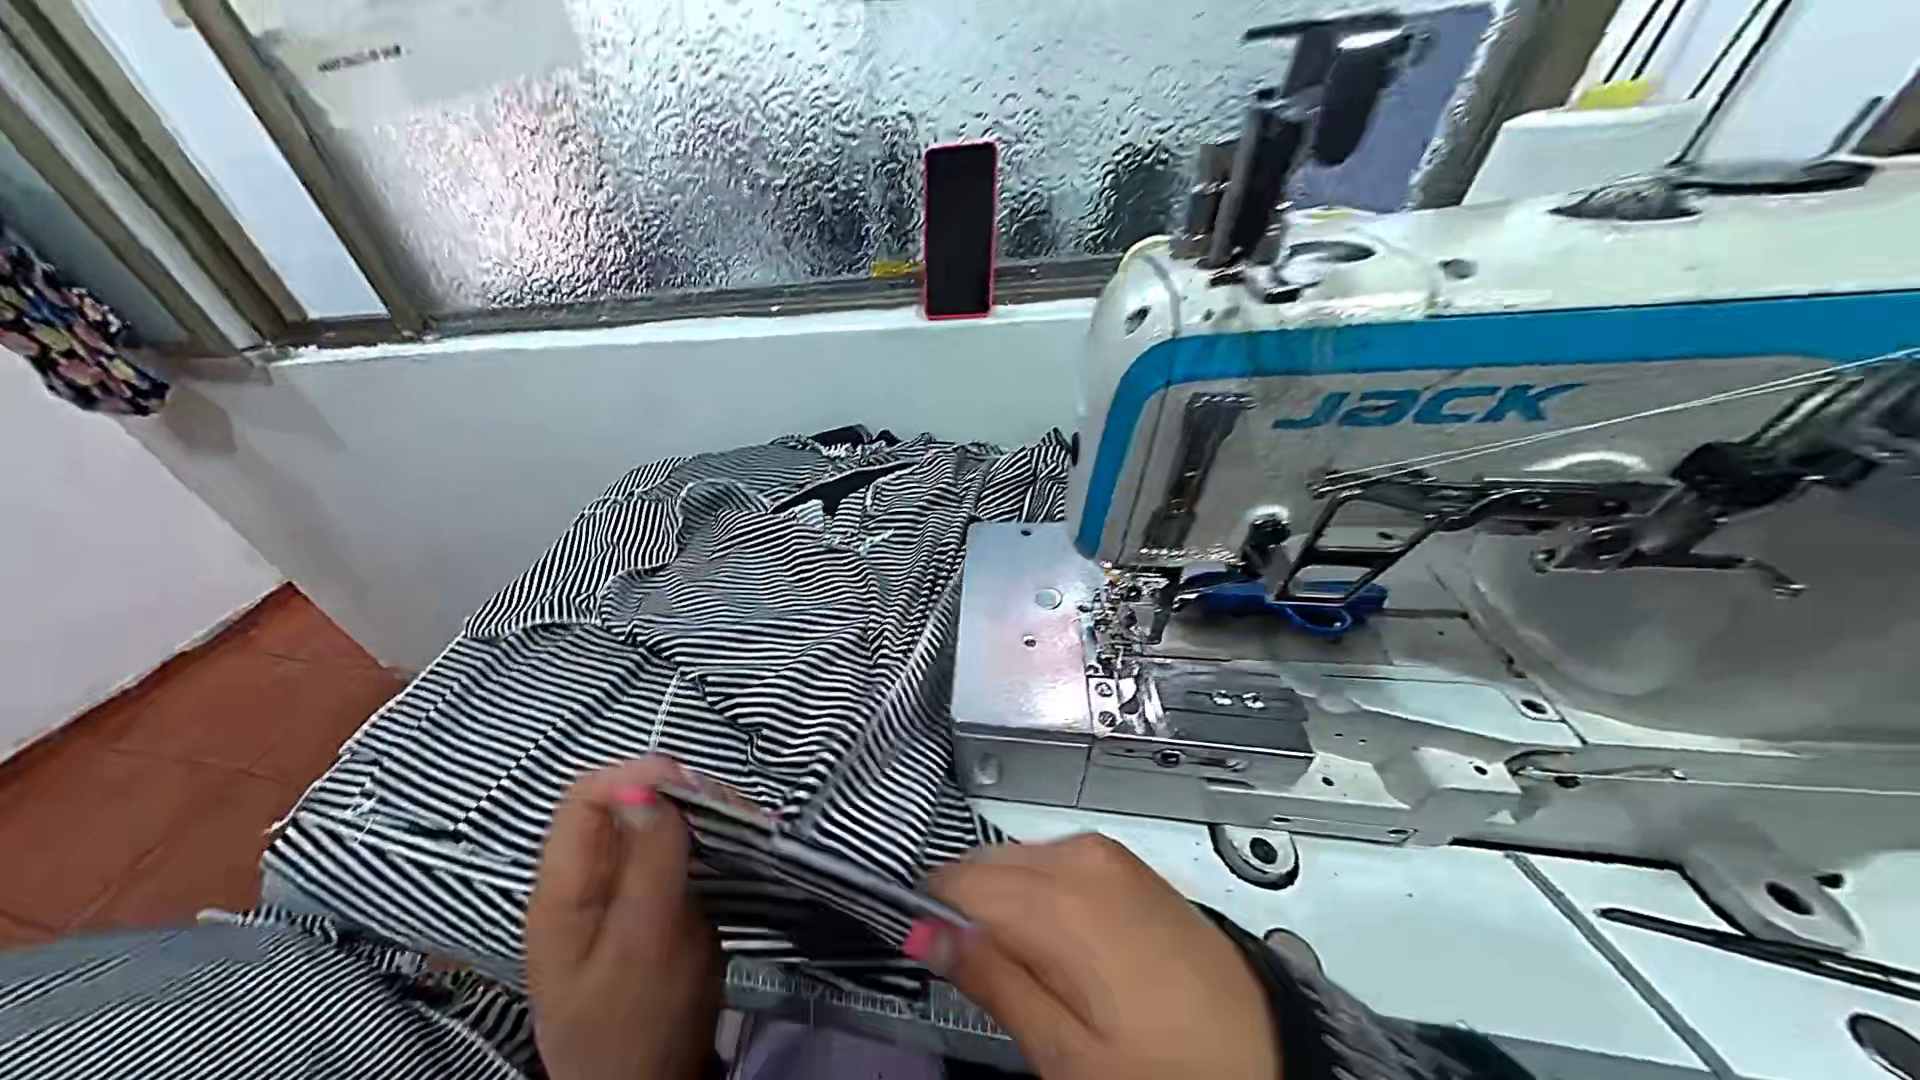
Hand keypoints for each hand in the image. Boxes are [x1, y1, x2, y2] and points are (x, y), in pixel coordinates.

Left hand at [527, 757, 722, 1079]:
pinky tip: (745, 837)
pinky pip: (686, 845)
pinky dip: (716, 832)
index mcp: (566, 888)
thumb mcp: (641, 945)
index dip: (632, 777)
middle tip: (729, 808)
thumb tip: (650, 784)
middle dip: (680, 791)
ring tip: (746, 822)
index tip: (689, 782)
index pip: (584, 800)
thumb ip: (647, 862)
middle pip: (628, 802)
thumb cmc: (635, 1026)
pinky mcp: (664, 896)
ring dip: (705, 810)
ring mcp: (630, 886)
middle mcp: (594, 877)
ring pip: (663, 819)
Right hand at [919, 834, 1279, 1079]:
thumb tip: (924, 933)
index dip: (932, 915)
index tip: (931, 955)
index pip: (957, 880)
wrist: (1264, 1048)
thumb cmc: (1161, 1066)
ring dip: (1001, 900)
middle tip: (987, 975)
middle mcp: (1077, 853)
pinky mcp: (1121, 857)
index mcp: (1059, 896)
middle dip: (969, 909)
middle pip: (984, 863)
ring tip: (1029, 965)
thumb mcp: (1066, 1053)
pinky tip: (1059, 941)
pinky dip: (1035, 890)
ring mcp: (1103, 849)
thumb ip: (990, 978)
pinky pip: (1050, 859)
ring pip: (1014, 858)